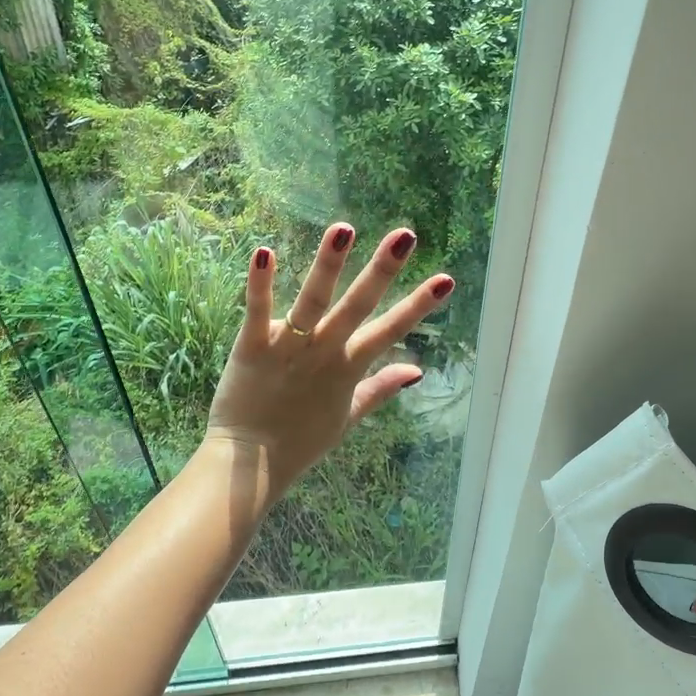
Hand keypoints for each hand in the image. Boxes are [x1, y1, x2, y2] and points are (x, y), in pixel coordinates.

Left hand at [204, 222, 453, 501]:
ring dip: (328, 264)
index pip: (390, 330)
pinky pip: (257, 311)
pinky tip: (264, 252)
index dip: (419, 306)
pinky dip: (260, 283)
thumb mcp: (349, 416)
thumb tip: (417, 371)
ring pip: (313, 300)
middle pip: (358, 306)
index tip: (446, 280)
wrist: (249, 466)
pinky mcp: (252, 348)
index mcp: (348, 367)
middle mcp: (324, 352)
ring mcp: (288, 349)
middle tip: (404, 235)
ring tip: (343, 229)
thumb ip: (381, 388)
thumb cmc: (299, 441)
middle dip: (382, 270)